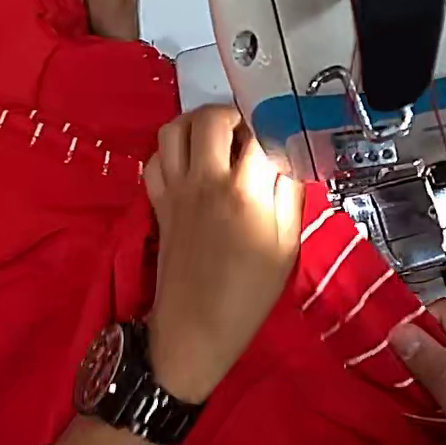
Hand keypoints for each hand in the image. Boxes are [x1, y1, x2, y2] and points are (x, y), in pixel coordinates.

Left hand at [144, 106, 304, 402]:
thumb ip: (290, 197)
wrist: (194, 330)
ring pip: (173, 129)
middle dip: (235, 114)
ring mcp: (175, 190)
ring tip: (220, 139)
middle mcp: (205, 181)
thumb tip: (290, 162)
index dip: (276, 128)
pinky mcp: (157, 203)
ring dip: (198, 124)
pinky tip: (192, 164)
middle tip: (251, 132)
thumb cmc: (248, 295)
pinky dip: (171, 151)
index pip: (260, 134)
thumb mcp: (286, 248)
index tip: (286, 137)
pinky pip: (154, 159)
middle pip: (210, 118)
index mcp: (244, 192)